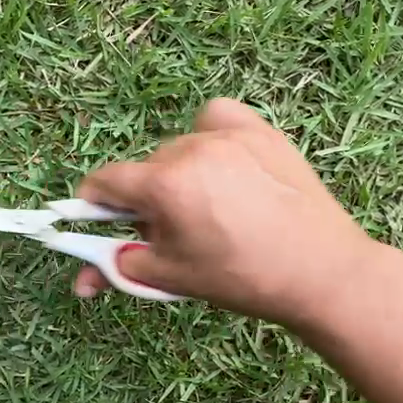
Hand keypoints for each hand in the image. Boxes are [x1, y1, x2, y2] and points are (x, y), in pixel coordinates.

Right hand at [74, 98, 378, 324]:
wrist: (322, 272)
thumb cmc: (240, 278)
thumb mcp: (168, 277)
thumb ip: (115, 269)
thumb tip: (80, 283)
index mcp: (164, 185)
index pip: (104, 182)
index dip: (93, 203)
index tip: (101, 220)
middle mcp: (191, 151)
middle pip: (142, 169)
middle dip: (143, 198)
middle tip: (169, 231)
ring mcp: (228, 137)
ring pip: (175, 149)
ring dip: (175, 174)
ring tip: (204, 205)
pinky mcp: (260, 132)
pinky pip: (214, 119)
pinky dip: (207, 137)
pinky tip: (220, 165)